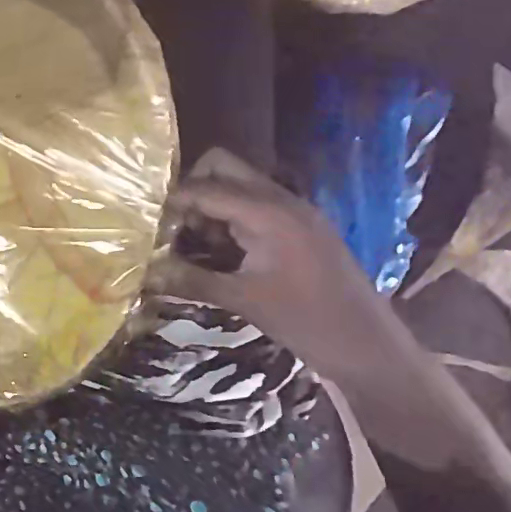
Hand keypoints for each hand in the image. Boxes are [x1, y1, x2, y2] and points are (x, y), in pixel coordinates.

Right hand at [160, 148, 414, 384]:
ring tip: (190, 243)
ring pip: (238, 185)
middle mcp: (281, 200)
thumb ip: (192, 280)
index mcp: (269, 213)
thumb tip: (147, 272)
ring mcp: (293, 210)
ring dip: (210, 205)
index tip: (145, 221)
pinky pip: (254, 205)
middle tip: (173, 228)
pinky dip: (229, 218)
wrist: (365, 343)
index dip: (173, 200)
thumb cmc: (305, 320)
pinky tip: (218, 251)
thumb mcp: (243, 300)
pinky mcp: (298, 226)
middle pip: (224, 168)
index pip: (207, 188)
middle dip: (192, 190)